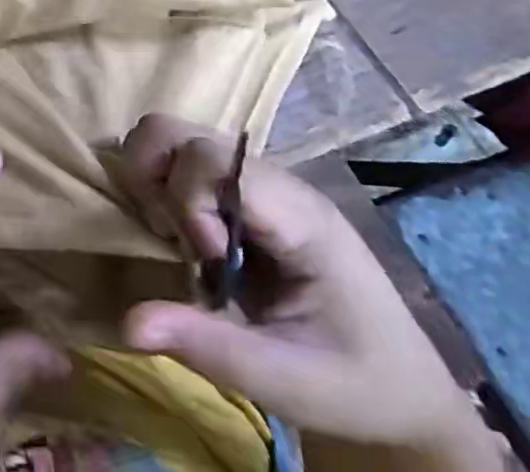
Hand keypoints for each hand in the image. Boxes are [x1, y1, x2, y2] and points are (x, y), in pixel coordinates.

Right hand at [111, 115, 502, 469]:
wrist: (401, 395)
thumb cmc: (352, 386)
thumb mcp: (284, 380)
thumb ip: (205, 345)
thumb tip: (128, 324)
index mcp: (299, 216)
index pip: (213, 160)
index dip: (188, 204)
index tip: (203, 261)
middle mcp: (275, 182)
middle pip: (182, 134)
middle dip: (154, 179)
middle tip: (169, 236)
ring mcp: (258, 183)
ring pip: (175, 139)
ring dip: (154, 182)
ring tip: (175, 238)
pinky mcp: (243, 194)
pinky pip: (182, 162)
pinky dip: (162, 189)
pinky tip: (184, 238)